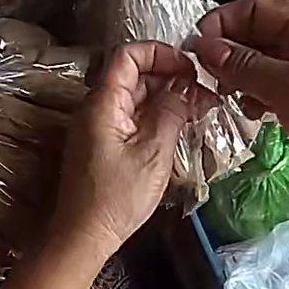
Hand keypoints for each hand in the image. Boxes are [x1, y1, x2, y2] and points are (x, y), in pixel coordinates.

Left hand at [48, 41, 208, 257]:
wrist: (83, 235)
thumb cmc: (116, 198)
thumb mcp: (153, 153)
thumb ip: (171, 112)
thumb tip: (186, 85)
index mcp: (103, 104)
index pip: (128, 55)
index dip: (160, 53)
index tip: (189, 67)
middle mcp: (95, 109)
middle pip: (133, 76)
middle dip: (170, 77)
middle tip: (204, 92)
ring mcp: (97, 128)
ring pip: (134, 98)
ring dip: (166, 98)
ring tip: (200, 109)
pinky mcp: (102, 145)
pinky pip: (130, 119)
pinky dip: (155, 117)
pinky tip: (179, 127)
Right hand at [192, 0, 288, 195]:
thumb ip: (247, 66)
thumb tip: (204, 48)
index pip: (259, 7)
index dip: (224, 22)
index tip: (196, 45)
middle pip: (256, 34)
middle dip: (227, 51)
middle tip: (203, 74)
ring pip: (258, 62)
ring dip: (236, 76)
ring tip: (222, 94)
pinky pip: (266, 86)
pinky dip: (251, 95)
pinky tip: (247, 110)